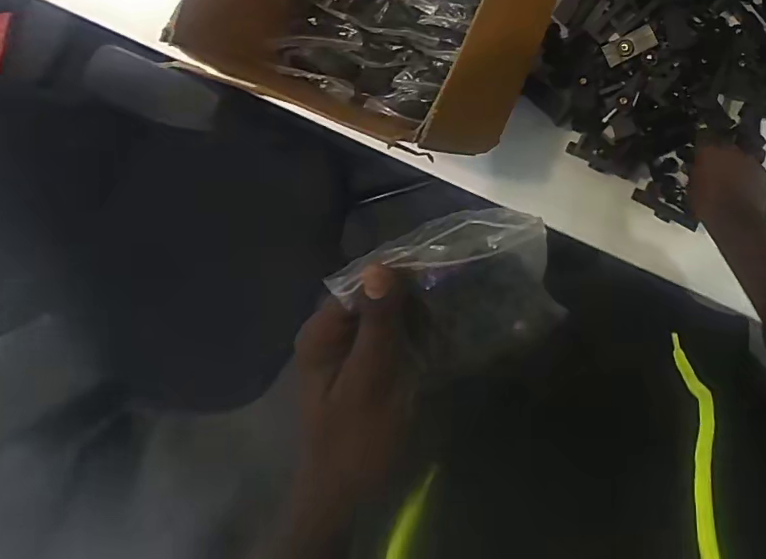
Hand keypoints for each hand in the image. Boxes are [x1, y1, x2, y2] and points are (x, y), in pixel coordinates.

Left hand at [263, 266, 418, 557]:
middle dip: (412, 300)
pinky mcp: (365, 359)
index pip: (363, 280)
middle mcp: (331, 328)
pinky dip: (415, 334)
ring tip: (441, 334)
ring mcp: (348, 343)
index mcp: (322, 329)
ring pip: (389, 310)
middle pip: (376, 292)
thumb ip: (377, 322)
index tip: (437, 276)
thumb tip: (381, 266)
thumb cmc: (356, 440)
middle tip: (442, 317)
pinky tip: (433, 346)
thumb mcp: (371, 378)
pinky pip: (393, 331)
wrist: (346, 498)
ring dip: (418, 318)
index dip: (400, 274)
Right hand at [689, 140, 765, 228]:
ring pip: (740, 153)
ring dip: (735, 160)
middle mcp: (730, 148)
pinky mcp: (762, 171)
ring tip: (730, 173)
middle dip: (720, 150)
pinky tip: (743, 183)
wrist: (737, 221)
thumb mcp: (692, 187)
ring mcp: (748, 158)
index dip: (701, 142)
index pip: (703, 135)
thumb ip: (694, 171)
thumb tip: (695, 166)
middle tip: (714, 162)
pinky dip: (747, 172)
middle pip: (724, 142)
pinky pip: (751, 166)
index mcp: (708, 148)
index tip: (699, 149)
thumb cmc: (708, 205)